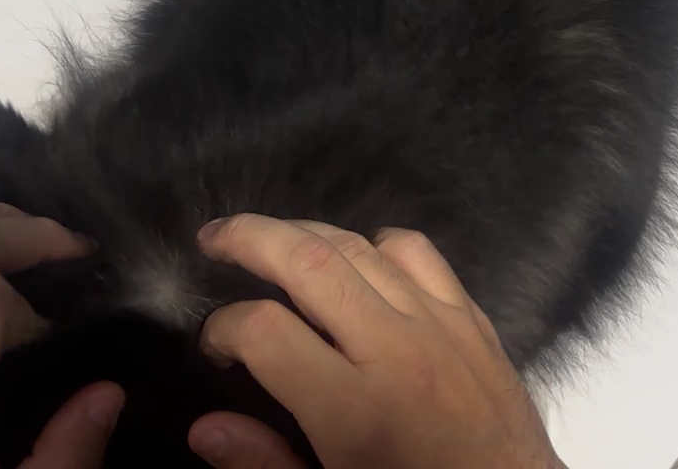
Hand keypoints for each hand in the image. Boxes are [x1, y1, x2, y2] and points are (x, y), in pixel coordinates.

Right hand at [186, 215, 565, 468]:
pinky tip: (361, 254)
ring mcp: (440, 322)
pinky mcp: (471, 316)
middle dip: (252, 238)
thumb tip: (205, 426)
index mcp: (355, 410)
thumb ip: (267, 465)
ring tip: (270, 236)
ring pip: (362, 247)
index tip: (212, 343)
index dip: (225, 329)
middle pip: (312, 263)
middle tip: (212, 235)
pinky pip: (421, 253)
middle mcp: (396, 348)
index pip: (268, 333)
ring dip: (308, 231)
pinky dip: (381, 242)